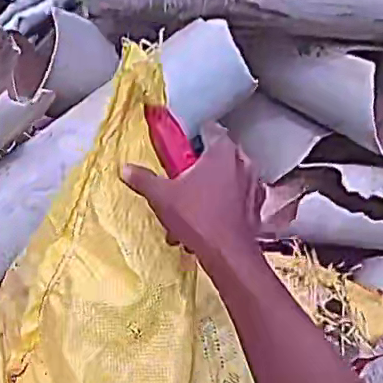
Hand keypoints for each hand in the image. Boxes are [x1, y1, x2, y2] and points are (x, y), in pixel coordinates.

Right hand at [121, 122, 264, 269]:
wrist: (226, 252)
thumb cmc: (198, 218)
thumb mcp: (162, 197)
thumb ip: (144, 180)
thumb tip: (126, 169)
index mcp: (221, 151)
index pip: (209, 129)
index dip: (193, 138)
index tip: (182, 150)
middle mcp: (243, 162)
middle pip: (218, 157)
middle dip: (201, 169)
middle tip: (184, 185)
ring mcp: (253, 184)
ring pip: (228, 180)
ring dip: (211, 191)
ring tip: (192, 212)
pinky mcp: (256, 207)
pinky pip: (236, 200)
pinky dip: (223, 208)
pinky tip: (207, 223)